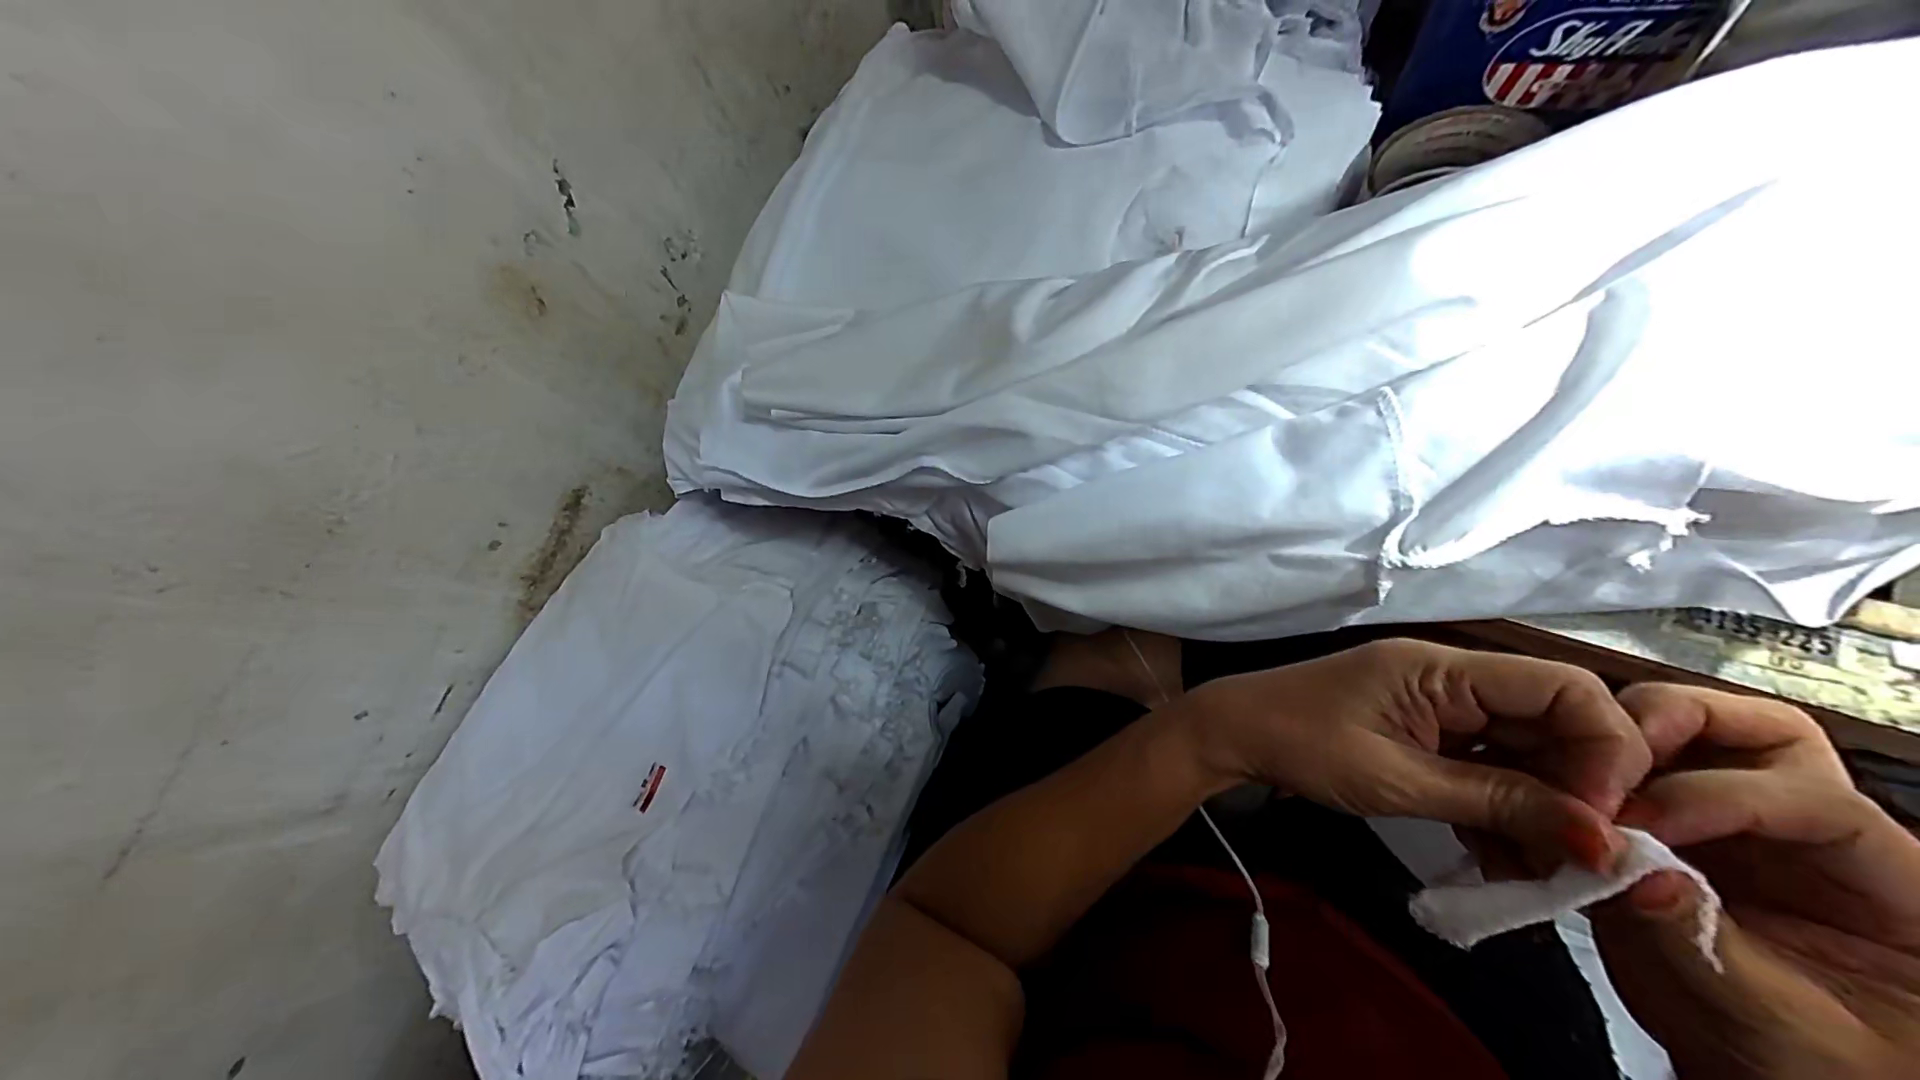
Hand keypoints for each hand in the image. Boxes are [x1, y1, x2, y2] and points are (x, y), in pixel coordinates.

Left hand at [1177, 639, 1648, 870]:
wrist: (1233, 734)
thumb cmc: (1301, 745)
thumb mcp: (1397, 779)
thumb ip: (1495, 801)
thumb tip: (1602, 839)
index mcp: (1441, 668)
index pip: (1563, 688)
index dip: (1603, 749)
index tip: (1601, 817)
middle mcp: (1449, 678)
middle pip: (1551, 723)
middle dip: (1575, 791)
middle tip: (1582, 859)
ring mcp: (1435, 703)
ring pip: (1522, 751)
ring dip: (1538, 808)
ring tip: (1540, 869)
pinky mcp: (1422, 729)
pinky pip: (1484, 762)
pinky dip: (1499, 805)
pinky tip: (1500, 852)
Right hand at [1589, 684, 1919, 1078]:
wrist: (1753, 1074)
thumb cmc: (1802, 1065)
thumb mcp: (1773, 1024)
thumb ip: (1709, 945)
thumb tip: (1634, 872)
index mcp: (1885, 882)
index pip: (1815, 802)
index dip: (1721, 799)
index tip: (1636, 828)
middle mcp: (1807, 830)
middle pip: (1757, 730)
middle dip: (1676, 723)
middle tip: (1606, 753)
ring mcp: (1729, 820)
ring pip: (1682, 731)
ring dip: (1618, 737)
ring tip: (1569, 772)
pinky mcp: (1661, 822)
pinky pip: (1619, 765)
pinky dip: (1576, 763)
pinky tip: (1543, 789)